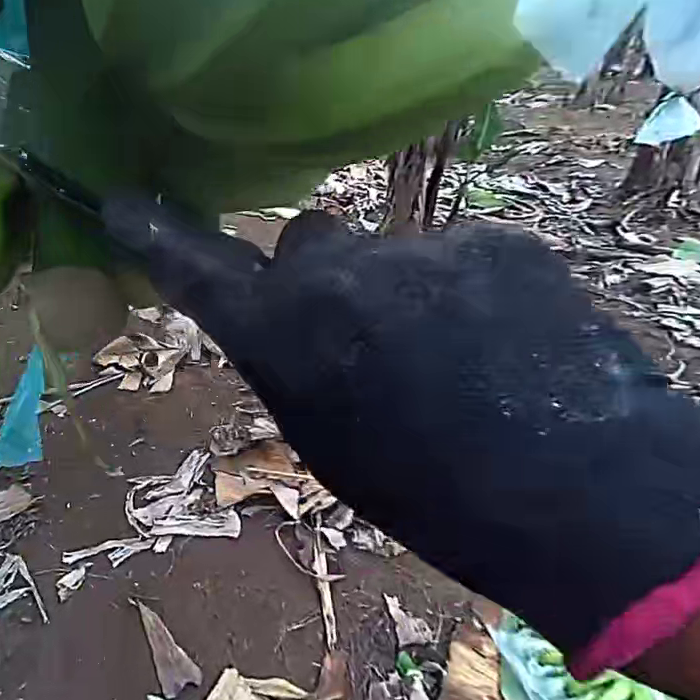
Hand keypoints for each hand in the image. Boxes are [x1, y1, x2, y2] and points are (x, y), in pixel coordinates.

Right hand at [106, 199, 699, 673]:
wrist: (579, 495)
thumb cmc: (421, 490)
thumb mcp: (319, 430)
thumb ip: (287, 355)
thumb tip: (286, 318)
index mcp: (277, 335)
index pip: (195, 270)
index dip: (155, 237)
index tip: (121, 204)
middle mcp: (329, 276)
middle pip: (305, 240)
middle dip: (321, 273)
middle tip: (363, 330)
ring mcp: (414, 248)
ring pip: (384, 251)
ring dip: (398, 286)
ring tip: (452, 352)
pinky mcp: (493, 239)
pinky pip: (454, 252)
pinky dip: (466, 287)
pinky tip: (504, 341)